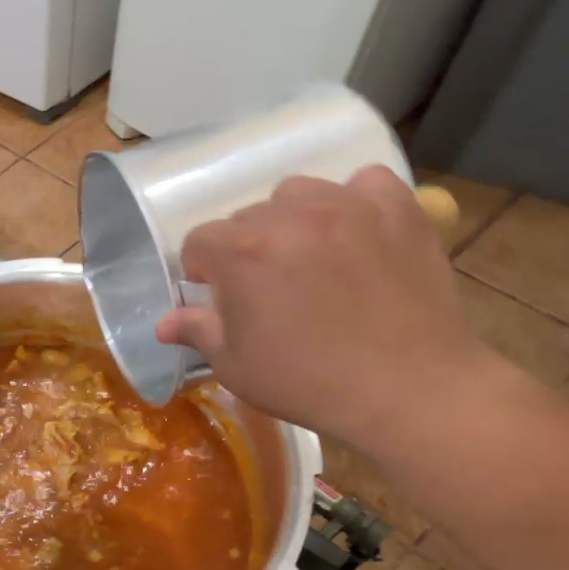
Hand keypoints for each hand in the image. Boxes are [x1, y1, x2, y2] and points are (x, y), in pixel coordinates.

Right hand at [155, 167, 501, 445]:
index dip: (202, 270)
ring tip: (309, 257)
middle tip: (266, 289)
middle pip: (248, 217)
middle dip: (246, 249)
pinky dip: (354, 202)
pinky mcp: (397, 209)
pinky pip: (364, 183)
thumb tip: (164, 323)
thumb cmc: (306, 382)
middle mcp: (290, 216)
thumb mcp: (236, 366)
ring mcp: (348, 206)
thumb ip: (198, 331)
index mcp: (242, 253)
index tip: (218, 297)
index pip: (199, 240)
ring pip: (300, 194)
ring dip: (292, 220)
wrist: (405, 386)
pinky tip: (356, 234)